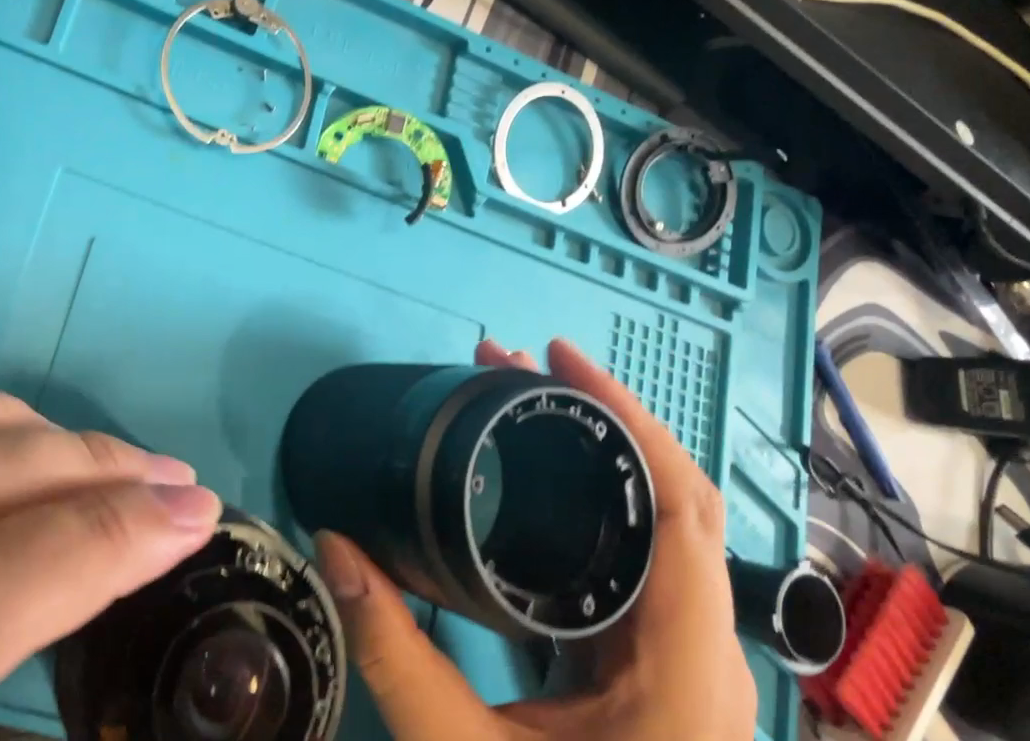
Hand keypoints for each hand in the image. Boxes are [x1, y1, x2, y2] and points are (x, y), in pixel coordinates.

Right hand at [314, 338, 756, 740]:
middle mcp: (696, 647)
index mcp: (682, 662)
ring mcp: (676, 660)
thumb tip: (332, 544)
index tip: (558, 358)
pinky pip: (625, 568)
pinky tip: (526, 498)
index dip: (630, 418)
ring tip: (514, 409)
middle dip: (595, 420)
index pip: (681, 507)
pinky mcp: (646, 671)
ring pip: (651, 535)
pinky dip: (580, 513)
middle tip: (509, 368)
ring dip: (588, 463)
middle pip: (669, 502)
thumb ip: (394, 651)